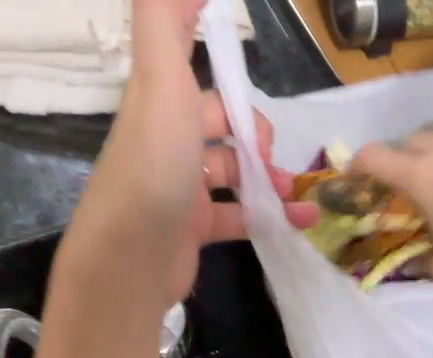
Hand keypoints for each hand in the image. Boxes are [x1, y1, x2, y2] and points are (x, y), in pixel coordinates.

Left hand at [64, 0, 318, 308]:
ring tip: (293, 190)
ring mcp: (182, 188)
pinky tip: (301, 221)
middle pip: (221, 123)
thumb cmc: (152, 164)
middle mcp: (168, 140)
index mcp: (159, 100)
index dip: (207, 40)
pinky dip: (273, 217)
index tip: (237, 40)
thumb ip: (164, 18)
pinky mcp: (195, 230)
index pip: (180, 52)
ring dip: (269, 177)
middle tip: (271, 152)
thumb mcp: (159, 79)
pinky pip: (242, 216)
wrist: (132, 258)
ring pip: (235, 172)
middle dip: (256, 133)